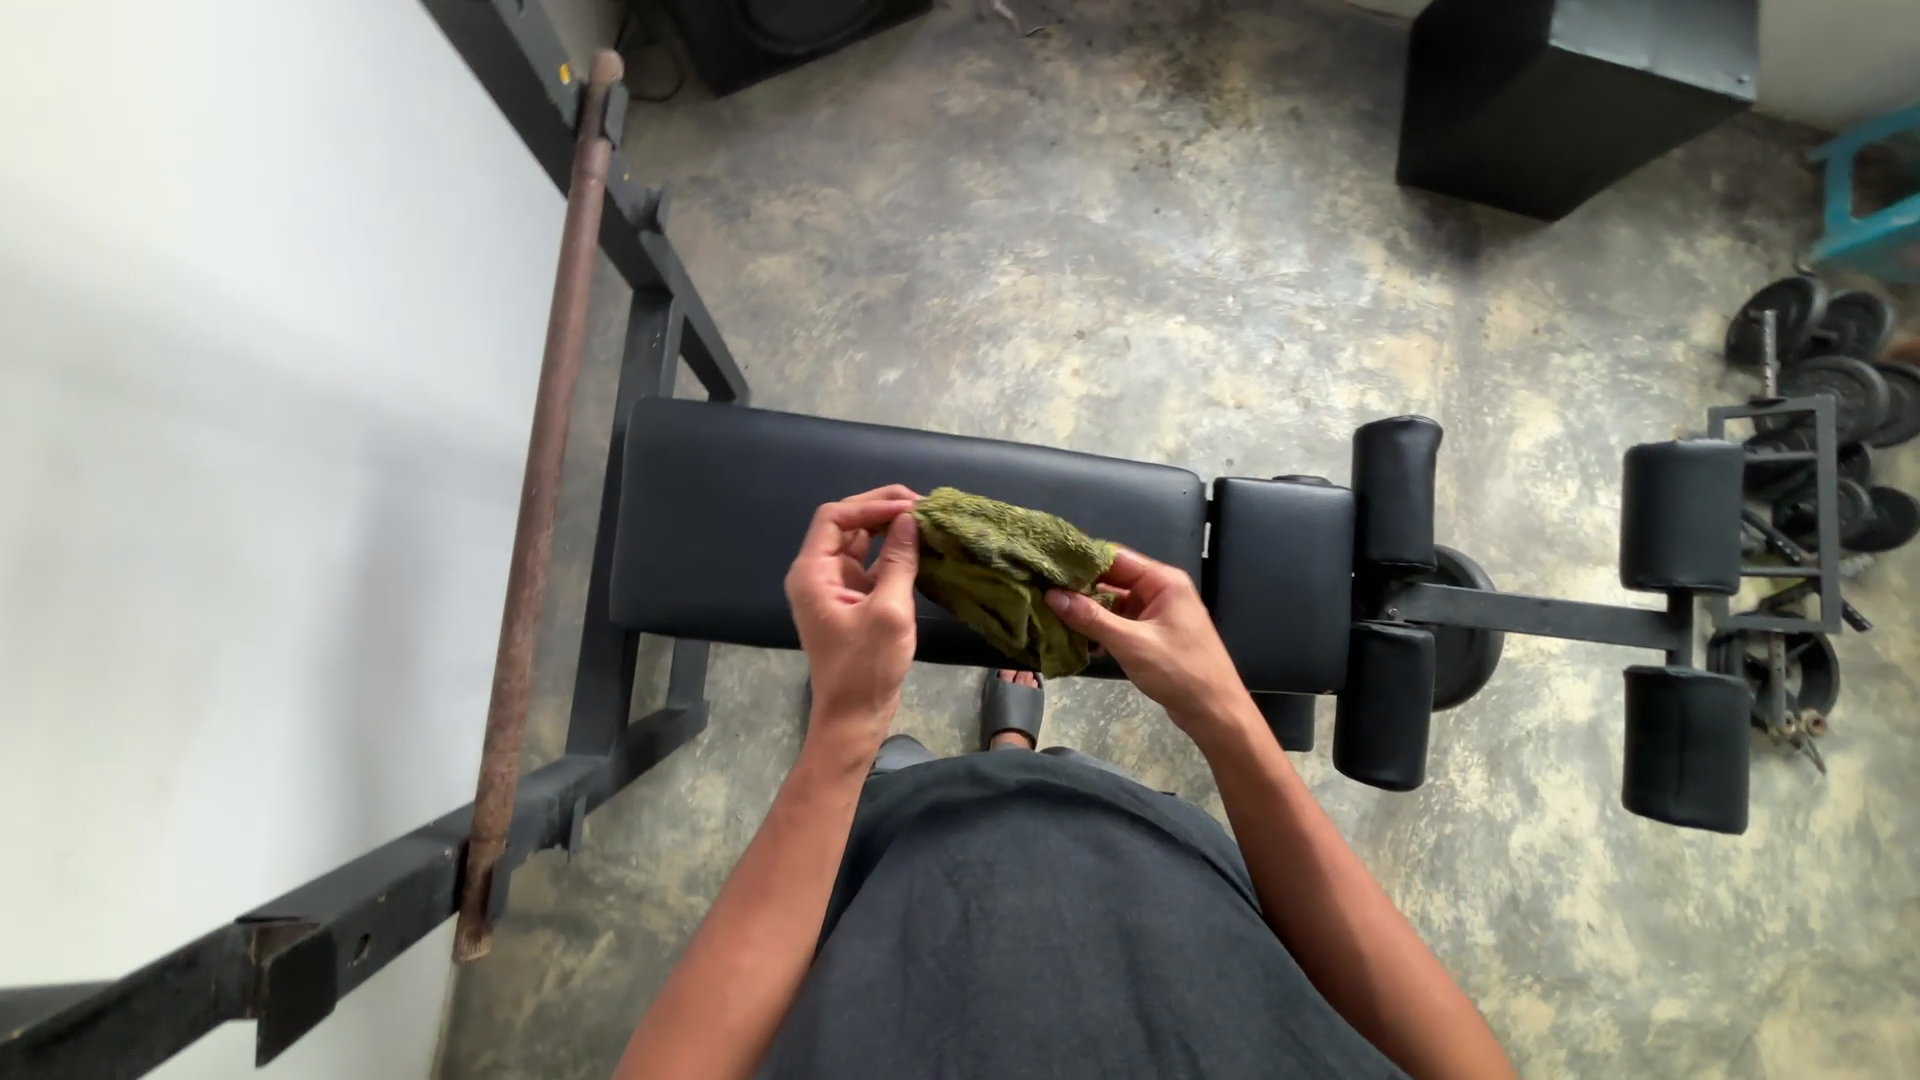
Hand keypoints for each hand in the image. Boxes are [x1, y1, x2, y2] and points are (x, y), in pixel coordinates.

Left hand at [784, 486, 921, 751]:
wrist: (855, 717)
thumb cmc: (866, 668)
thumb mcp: (889, 611)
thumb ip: (900, 561)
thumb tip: (911, 518)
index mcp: (813, 572)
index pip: (834, 517)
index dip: (871, 504)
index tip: (909, 506)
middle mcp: (819, 573)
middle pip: (847, 524)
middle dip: (882, 510)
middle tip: (923, 505)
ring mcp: (837, 587)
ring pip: (862, 543)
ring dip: (891, 529)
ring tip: (926, 520)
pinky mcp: (855, 601)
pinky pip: (874, 565)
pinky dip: (895, 554)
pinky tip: (922, 547)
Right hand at [1045, 548, 1253, 738]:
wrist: (1215, 712)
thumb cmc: (1179, 671)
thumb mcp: (1131, 643)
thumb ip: (1091, 618)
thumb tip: (1052, 595)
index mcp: (1163, 580)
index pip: (1115, 557)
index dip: (1082, 560)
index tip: (1048, 564)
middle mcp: (1160, 590)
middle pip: (1112, 579)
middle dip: (1080, 586)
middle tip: (1041, 589)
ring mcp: (1156, 612)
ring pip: (1113, 602)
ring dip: (1087, 609)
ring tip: (1049, 611)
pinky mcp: (1152, 634)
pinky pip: (1119, 622)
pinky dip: (1100, 628)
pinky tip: (1074, 637)